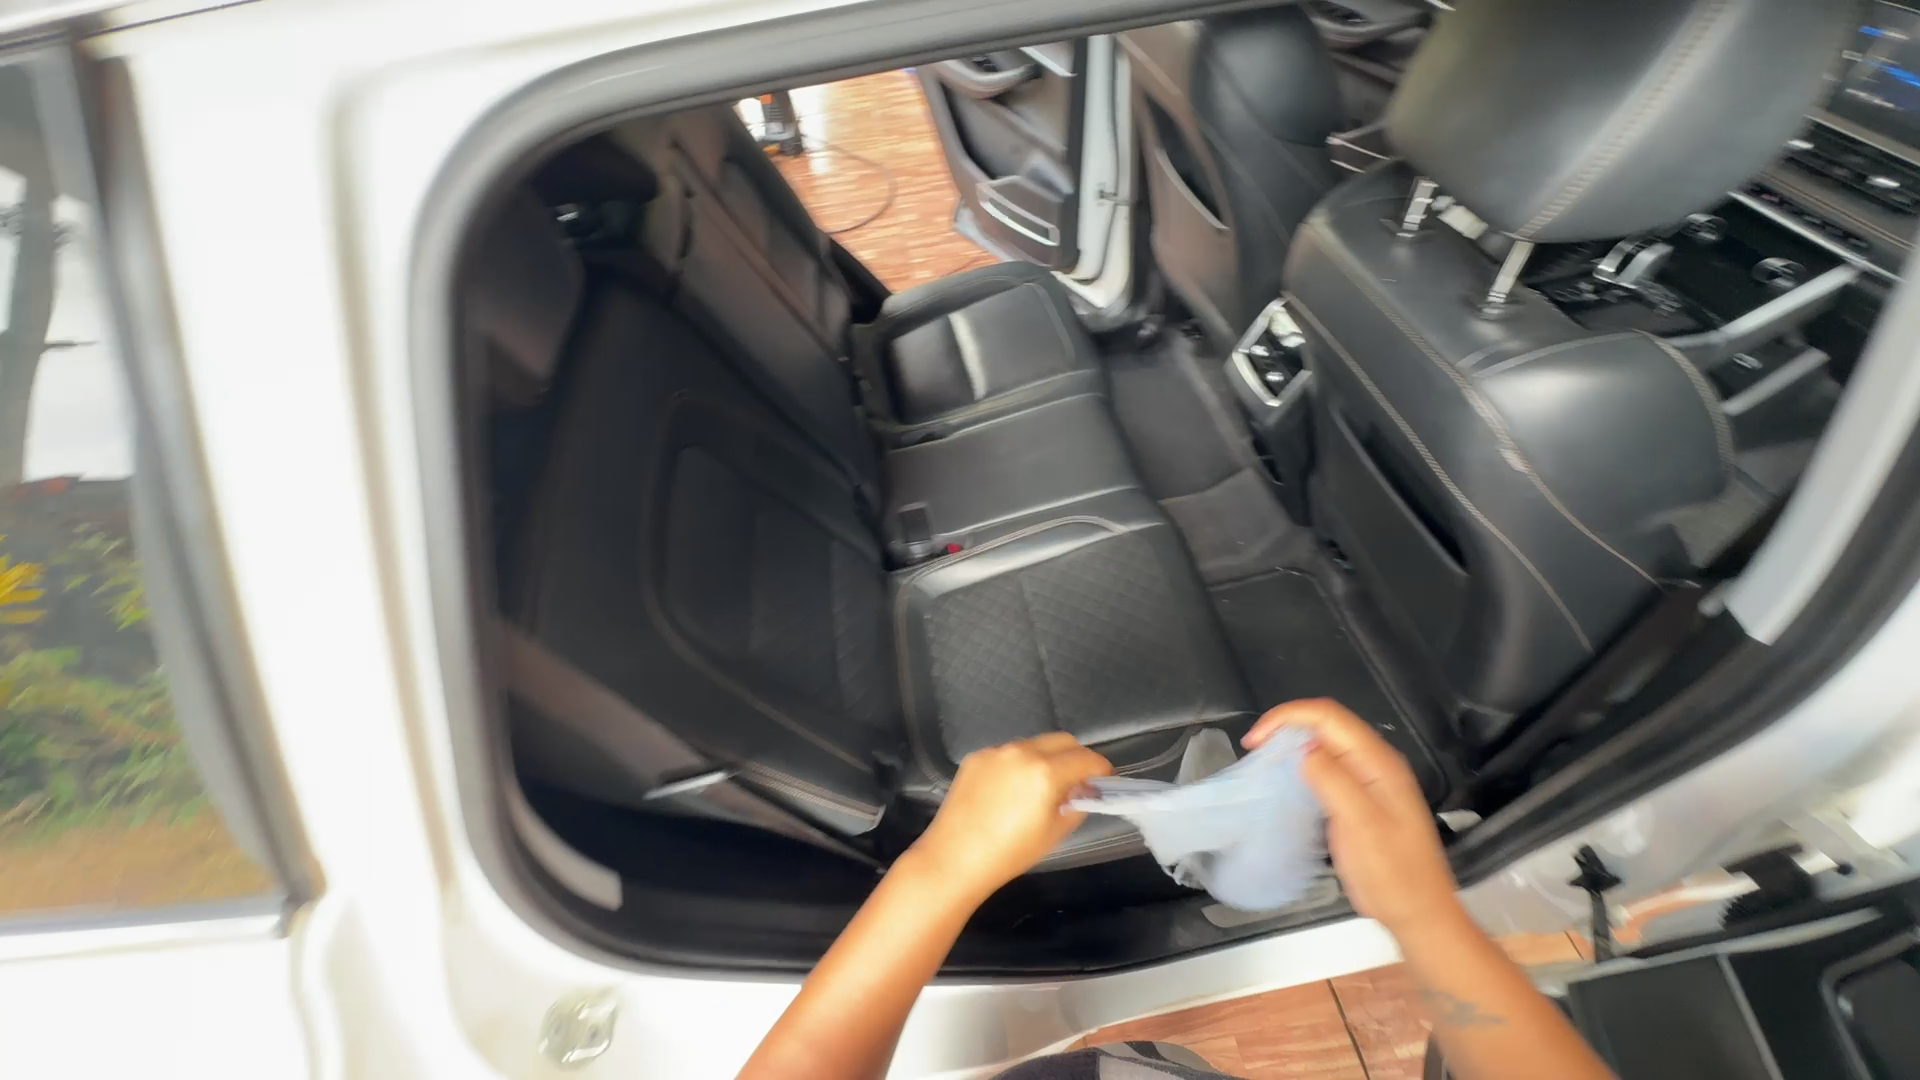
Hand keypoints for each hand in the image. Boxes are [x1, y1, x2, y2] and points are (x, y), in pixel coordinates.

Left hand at [904, 733, 1113, 901]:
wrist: (955, 857)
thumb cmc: (1010, 853)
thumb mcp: (1054, 832)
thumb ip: (1076, 804)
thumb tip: (1084, 790)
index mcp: (1045, 772)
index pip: (1086, 758)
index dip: (1101, 768)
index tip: (1104, 779)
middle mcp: (1022, 752)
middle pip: (1063, 740)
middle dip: (1076, 756)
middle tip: (1078, 781)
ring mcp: (996, 751)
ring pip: (1034, 744)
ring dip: (1047, 758)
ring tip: (1041, 787)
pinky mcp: (977, 756)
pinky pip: (1008, 753)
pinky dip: (1019, 764)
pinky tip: (1010, 790)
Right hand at [1244, 699, 1459, 936]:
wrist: (1419, 915)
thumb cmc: (1393, 874)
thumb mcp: (1361, 825)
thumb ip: (1333, 779)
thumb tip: (1303, 748)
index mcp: (1378, 762)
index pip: (1327, 716)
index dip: (1287, 717)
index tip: (1256, 741)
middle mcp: (1374, 762)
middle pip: (1325, 722)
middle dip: (1285, 726)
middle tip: (1255, 748)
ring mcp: (1367, 779)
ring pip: (1323, 741)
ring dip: (1291, 742)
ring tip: (1264, 759)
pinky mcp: (1358, 795)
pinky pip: (1325, 764)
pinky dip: (1300, 762)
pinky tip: (1285, 778)